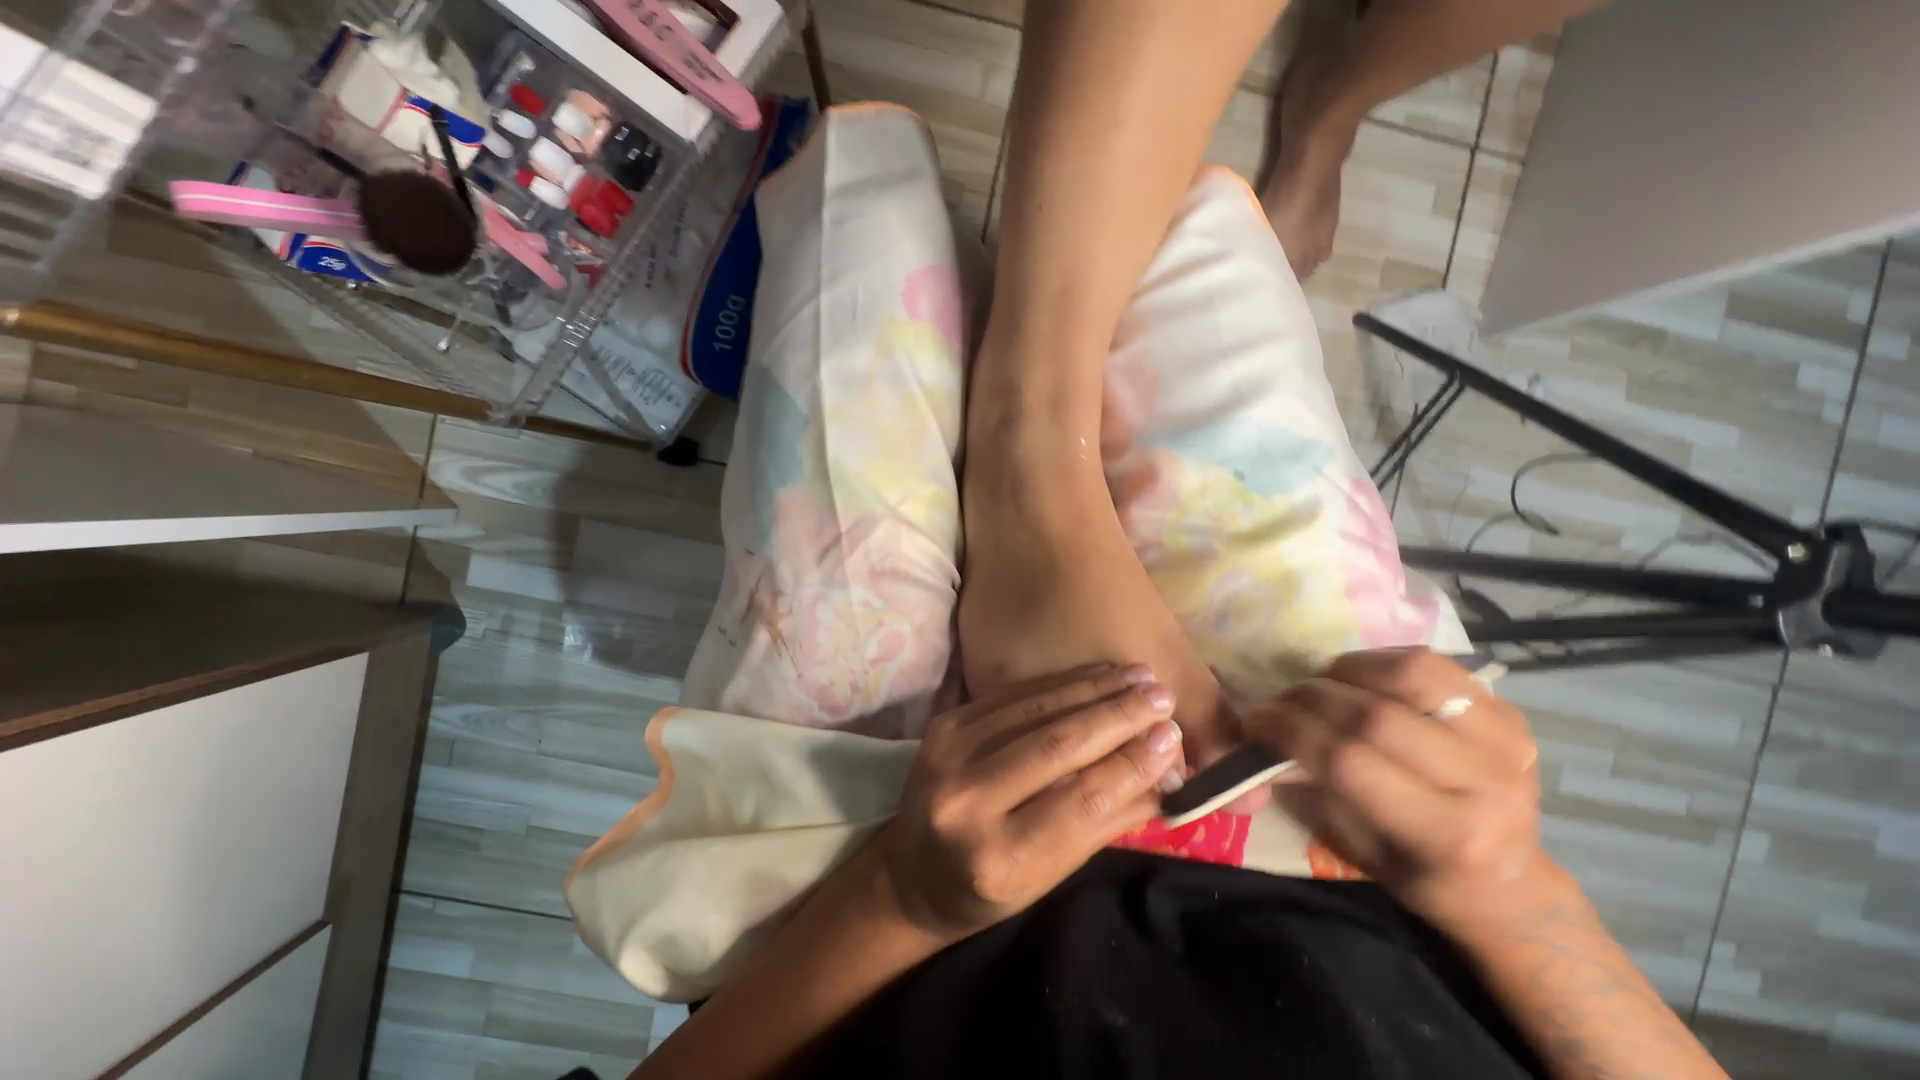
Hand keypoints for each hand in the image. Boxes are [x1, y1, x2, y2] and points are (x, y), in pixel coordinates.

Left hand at [880, 664, 1184, 941]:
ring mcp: (947, 755)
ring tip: (1141, 676)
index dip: (1131, 765)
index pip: (1080, 801)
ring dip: (1095, 689)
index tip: (1172, 737)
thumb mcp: (1053, 873)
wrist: (914, 872)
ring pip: (1036, 710)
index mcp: (998, 857)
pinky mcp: (943, 724)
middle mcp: (966, 802)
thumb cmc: (992, 887)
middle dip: (1118, 716)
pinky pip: (1013, 695)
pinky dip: (1062, 682)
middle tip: (1163, 698)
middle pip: (1057, 746)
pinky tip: (1099, 673)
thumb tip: (1171, 772)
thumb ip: (1108, 821)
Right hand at [1247, 648, 1546, 930]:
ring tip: (1324, 683)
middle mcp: (1486, 784)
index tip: (1256, 719)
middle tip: (1278, 700)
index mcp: (1446, 836)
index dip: (1292, 731)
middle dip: (1310, 699)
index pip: (1350, 762)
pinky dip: (1384, 661)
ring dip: (1349, 670)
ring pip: (1411, 675)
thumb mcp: (1356, 848)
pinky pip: (1435, 666)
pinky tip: (1359, 677)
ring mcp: (1506, 743)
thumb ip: (1313, 788)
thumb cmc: (1418, 875)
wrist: (1506, 882)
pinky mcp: (1511, 715)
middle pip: (1375, 715)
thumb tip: (1264, 736)